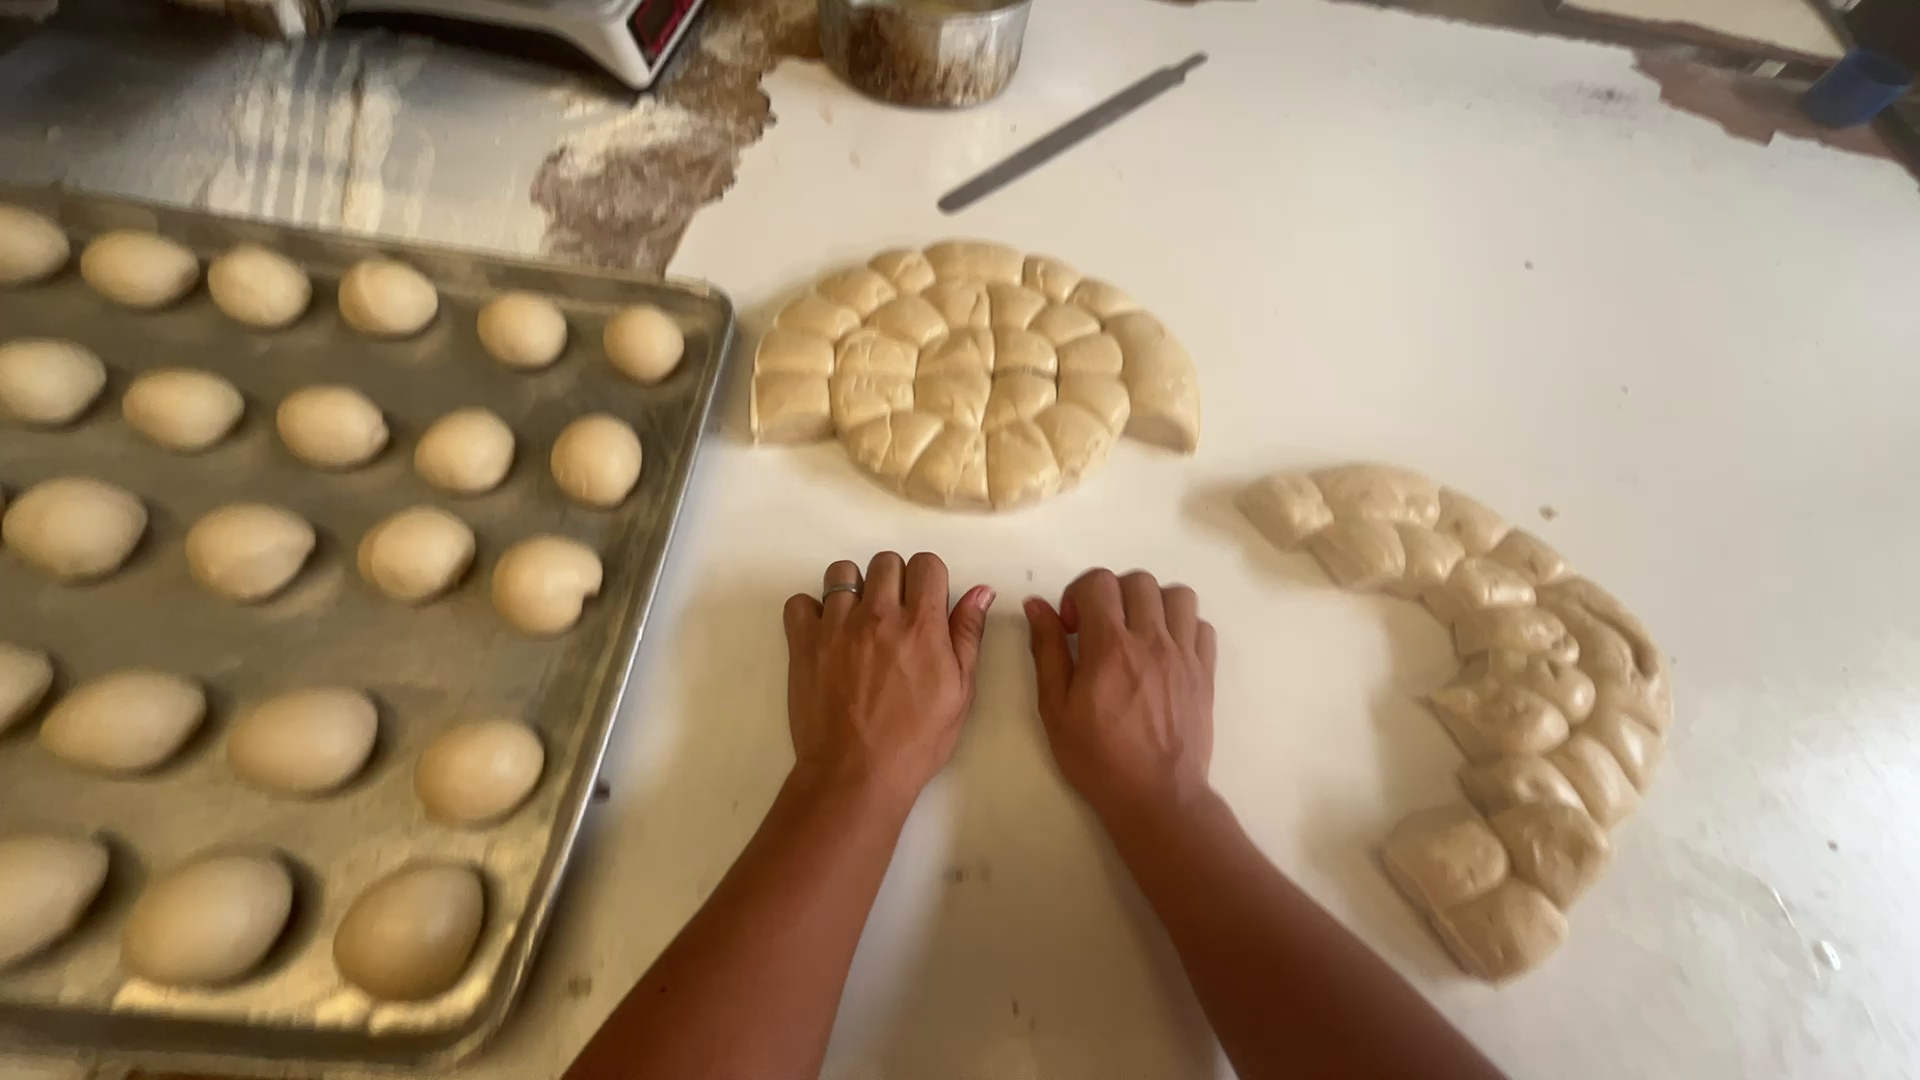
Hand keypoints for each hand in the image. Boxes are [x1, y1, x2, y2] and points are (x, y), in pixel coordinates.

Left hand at [783, 552, 994, 801]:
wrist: (856, 774)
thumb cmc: (917, 739)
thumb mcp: (960, 691)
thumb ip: (968, 634)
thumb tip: (981, 591)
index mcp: (921, 625)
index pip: (926, 563)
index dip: (930, 579)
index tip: (927, 603)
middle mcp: (878, 615)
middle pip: (885, 561)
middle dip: (895, 580)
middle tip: (895, 615)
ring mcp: (836, 627)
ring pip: (841, 572)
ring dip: (853, 589)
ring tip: (858, 619)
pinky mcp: (803, 643)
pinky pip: (800, 602)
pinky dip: (811, 612)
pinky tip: (825, 634)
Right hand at [1025, 569, 1216, 819]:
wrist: (1156, 797)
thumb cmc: (1097, 757)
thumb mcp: (1055, 707)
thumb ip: (1047, 650)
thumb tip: (1037, 606)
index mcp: (1109, 647)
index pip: (1098, 582)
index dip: (1078, 595)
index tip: (1072, 626)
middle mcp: (1151, 640)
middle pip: (1138, 581)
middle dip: (1113, 594)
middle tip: (1101, 628)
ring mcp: (1184, 655)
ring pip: (1177, 595)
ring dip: (1153, 604)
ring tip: (1137, 632)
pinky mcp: (1205, 672)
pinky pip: (1202, 626)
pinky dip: (1182, 628)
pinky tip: (1164, 652)